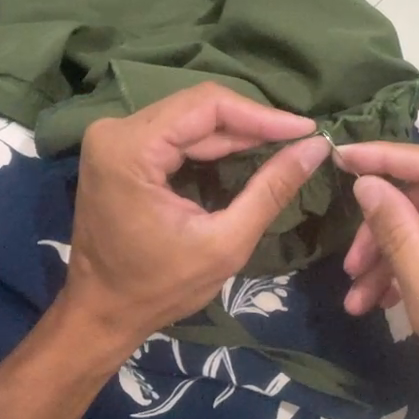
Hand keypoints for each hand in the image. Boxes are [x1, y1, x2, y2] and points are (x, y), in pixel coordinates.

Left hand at [58, 83, 328, 355]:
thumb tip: (315, 147)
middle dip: (252, 122)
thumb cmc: (159, 287)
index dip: (261, 115)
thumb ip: (270, 190)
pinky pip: (175, 132)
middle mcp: (115, 131)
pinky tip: (249, 150)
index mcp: (130, 148)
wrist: (102, 312)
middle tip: (300, 138)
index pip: (206, 106)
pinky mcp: (119, 150)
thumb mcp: (225, 243)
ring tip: (283, 143)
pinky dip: (213, 142)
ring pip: (189, 117)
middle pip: (197, 107)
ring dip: (236, 130)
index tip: (307, 128)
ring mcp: (113, 138)